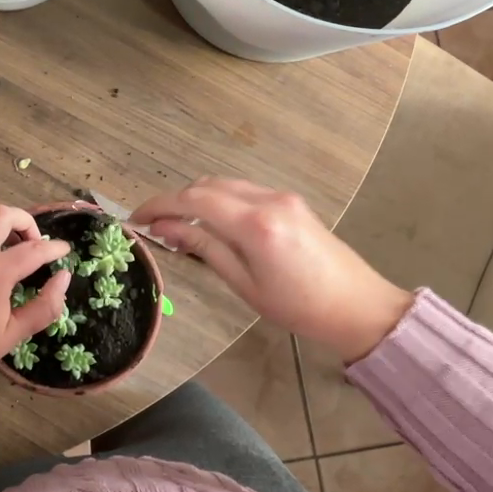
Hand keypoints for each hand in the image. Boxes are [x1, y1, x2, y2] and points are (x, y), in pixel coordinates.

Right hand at [132, 178, 413, 361]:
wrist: (357, 306)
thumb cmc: (298, 307)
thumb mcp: (243, 282)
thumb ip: (203, 247)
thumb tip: (165, 229)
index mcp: (255, 224)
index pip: (194, 199)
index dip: (159, 205)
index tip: (136, 219)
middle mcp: (268, 199)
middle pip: (207, 185)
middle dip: (175, 200)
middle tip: (154, 226)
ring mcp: (282, 196)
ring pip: (225, 184)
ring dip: (196, 198)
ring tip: (177, 226)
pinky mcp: (290, 201)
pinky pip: (243, 190)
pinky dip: (218, 200)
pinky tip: (209, 222)